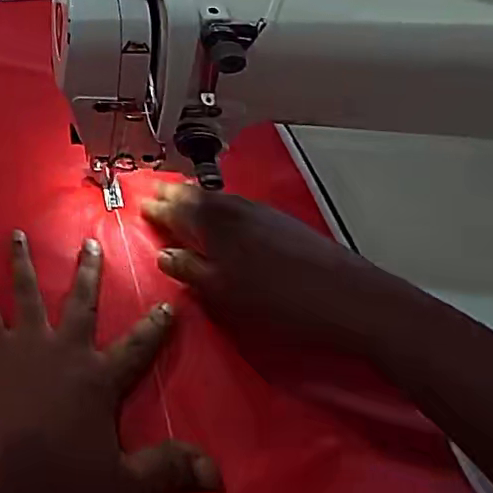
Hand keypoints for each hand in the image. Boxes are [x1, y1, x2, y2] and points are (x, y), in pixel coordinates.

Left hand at [0, 231, 219, 492]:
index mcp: (98, 377)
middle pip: (81, 303)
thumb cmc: (64, 475)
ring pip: (27, 292)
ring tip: (17, 234)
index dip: (154, 328)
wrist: (5, 468)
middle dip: (89, 273)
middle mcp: (65, 348)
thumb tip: (216, 469)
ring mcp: (28, 342)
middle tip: (91, 244)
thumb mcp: (125, 483)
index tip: (168, 304)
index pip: (137, 349)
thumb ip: (167, 470)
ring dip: (22, 261)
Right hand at [141, 183, 413, 350]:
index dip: (154, 209)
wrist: (350, 298)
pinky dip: (218, 204)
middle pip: (192, 194)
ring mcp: (257, 210)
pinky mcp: (279, 219)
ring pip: (214, 197)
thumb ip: (189, 270)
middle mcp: (230, 206)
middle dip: (172, 194)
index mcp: (209, 221)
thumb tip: (165, 255)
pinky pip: (234, 203)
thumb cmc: (278, 298)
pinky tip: (224, 216)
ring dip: (195, 197)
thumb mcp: (223, 292)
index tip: (141, 208)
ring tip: (184, 200)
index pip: (171, 208)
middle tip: (157, 194)